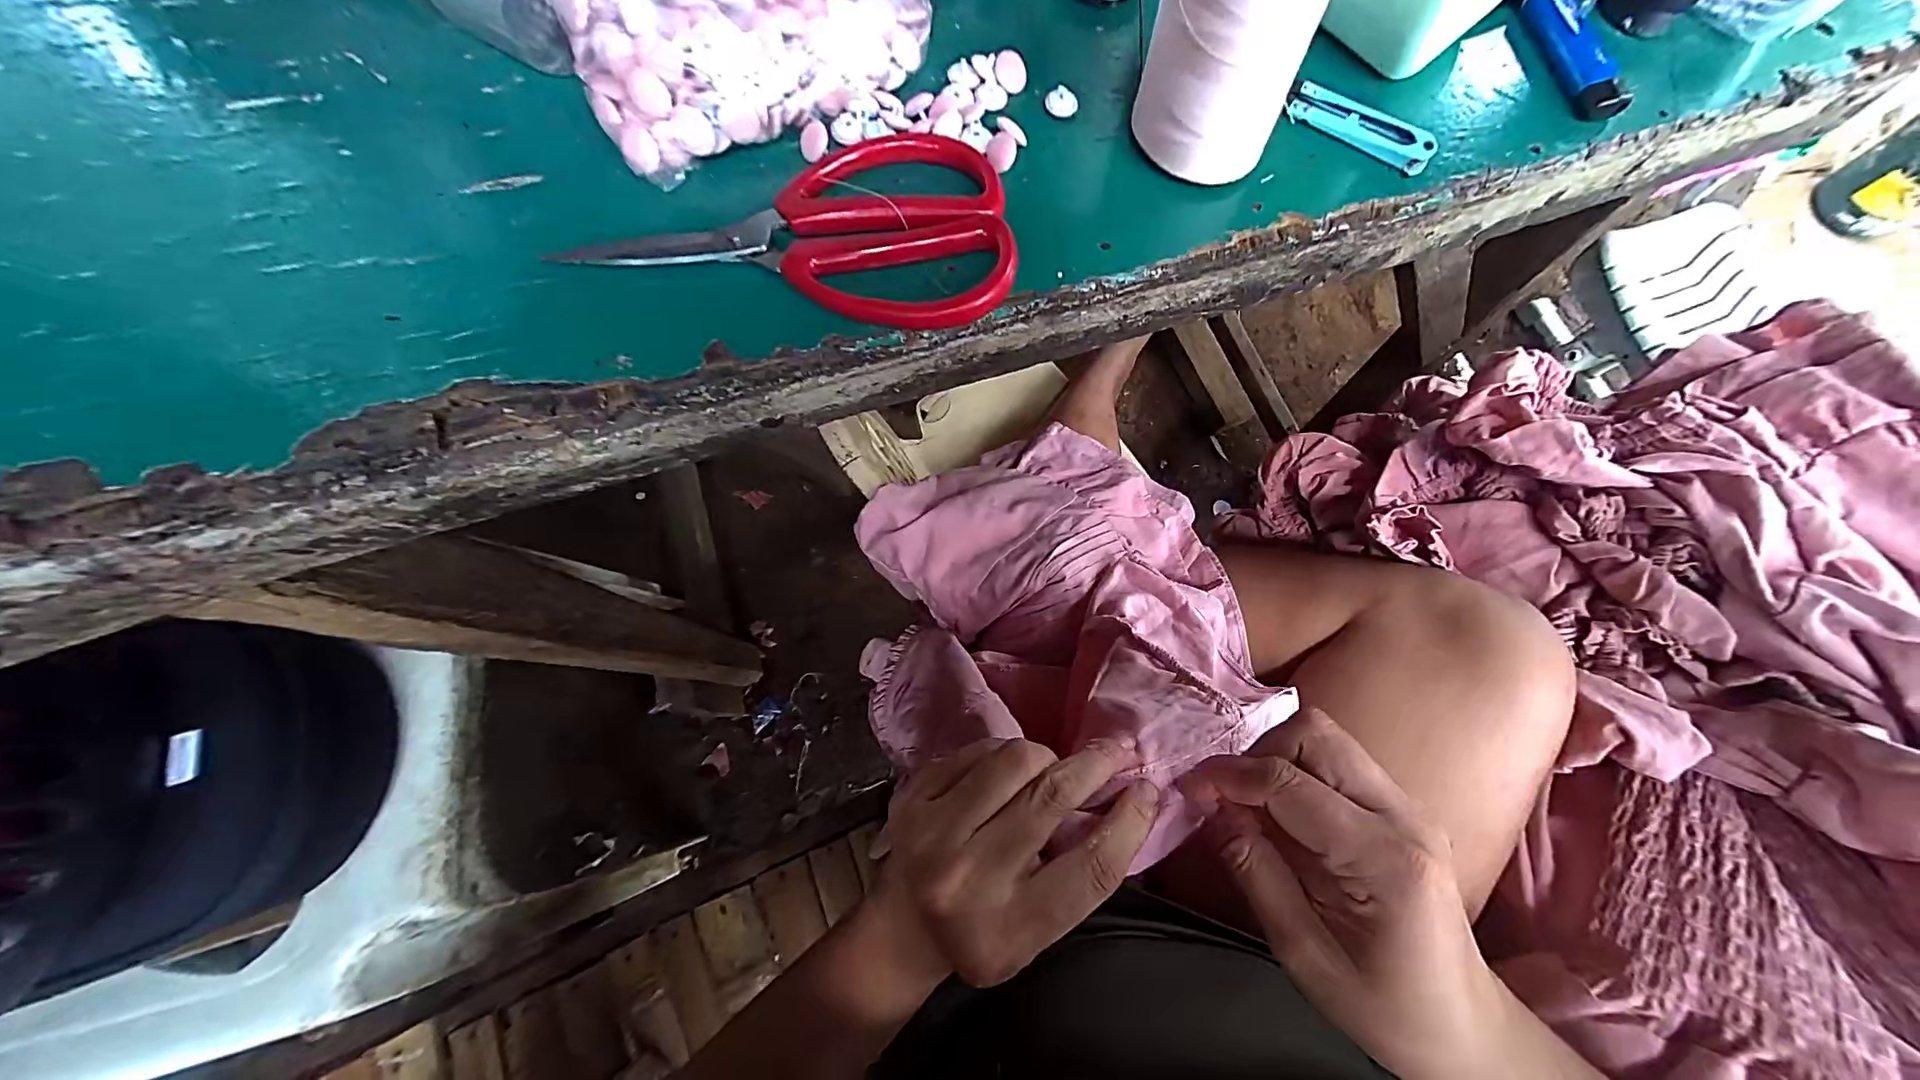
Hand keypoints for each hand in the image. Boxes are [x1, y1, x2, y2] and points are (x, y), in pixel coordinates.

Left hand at [867, 737, 1159, 987]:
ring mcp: (934, 830)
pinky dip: (1006, 752)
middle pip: (1051, 798)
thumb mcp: (1039, 930)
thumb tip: (1132, 801)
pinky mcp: (914, 796)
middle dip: (1096, 765)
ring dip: (1048, 757)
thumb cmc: (983, 931)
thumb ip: (1081, 876)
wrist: (903, 927)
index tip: (1148, 790)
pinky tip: (1011, 768)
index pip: (1089, 867)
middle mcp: (968, 875)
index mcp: (1010, 924)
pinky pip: (979, 749)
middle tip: (1118, 750)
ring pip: (1015, 760)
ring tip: (1053, 769)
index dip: (1129, 822)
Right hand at [1180, 708, 1521, 1079]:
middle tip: (1225, 796)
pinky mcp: (1400, 806)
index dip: (1226, 775)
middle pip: (1313, 733)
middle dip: (1255, 753)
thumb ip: (1253, 870)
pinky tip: (1278, 809)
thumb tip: (1209, 808)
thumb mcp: (1301, 951)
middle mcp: (1402, 815)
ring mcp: (1407, 805)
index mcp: (1382, 857)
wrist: (1464, 1029)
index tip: (1188, 788)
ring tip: (1249, 802)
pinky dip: (1293, 767)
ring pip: (1323, 736)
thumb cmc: (1382, 1005)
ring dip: (1274, 756)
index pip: (1287, 781)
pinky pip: (1335, 758)